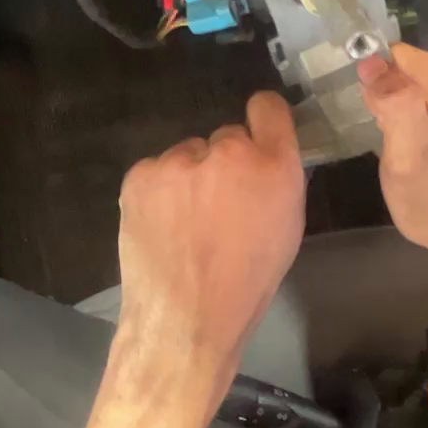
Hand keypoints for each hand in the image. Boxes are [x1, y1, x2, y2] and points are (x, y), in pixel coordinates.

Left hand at [115, 91, 306, 372]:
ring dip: (188, 178)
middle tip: (217, 208)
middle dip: (223, 164)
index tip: (257, 139)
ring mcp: (178, 160)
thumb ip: (276, 183)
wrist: (184, 319)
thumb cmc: (246, 285)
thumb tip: (262, 163)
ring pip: (187, 156)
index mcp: (273, 166)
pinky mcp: (140, 175)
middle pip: (224, 138)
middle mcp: (227, 151)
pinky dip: (158, 192)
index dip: (263, 122)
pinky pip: (156, 172)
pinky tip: (160, 227)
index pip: (268, 108)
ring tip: (184, 226)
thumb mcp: (286, 231)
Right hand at [358, 44, 427, 274]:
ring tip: (394, 143)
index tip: (373, 121)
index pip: (390, 57)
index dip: (373, 87)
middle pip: (399, 67)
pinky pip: (417, 94)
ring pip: (405, 81)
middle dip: (383, 98)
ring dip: (391, 109)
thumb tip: (370, 63)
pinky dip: (404, 115)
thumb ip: (394, 104)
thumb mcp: (406, 158)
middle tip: (386, 138)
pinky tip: (406, 143)